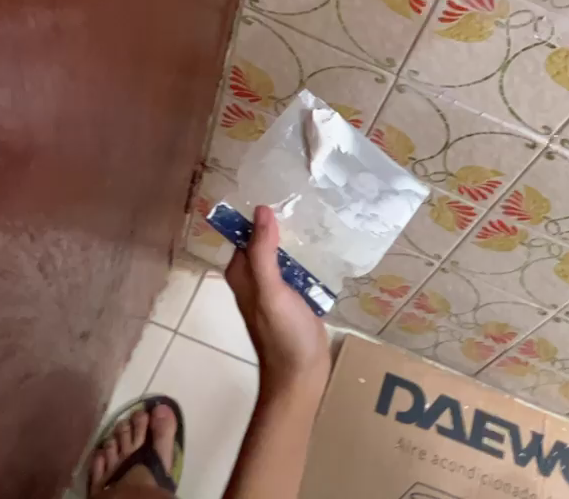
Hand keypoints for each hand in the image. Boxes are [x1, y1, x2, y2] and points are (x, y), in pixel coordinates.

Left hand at [224, 205, 330, 394]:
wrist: (301, 376)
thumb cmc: (282, 334)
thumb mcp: (270, 291)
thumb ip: (262, 253)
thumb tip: (261, 210)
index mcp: (243, 274)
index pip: (246, 233)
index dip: (261, 214)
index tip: (284, 191)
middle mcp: (256, 278)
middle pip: (266, 240)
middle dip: (283, 222)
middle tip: (308, 199)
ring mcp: (276, 288)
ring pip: (285, 253)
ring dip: (298, 238)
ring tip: (320, 215)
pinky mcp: (295, 296)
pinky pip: (299, 267)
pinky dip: (309, 256)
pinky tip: (325, 245)